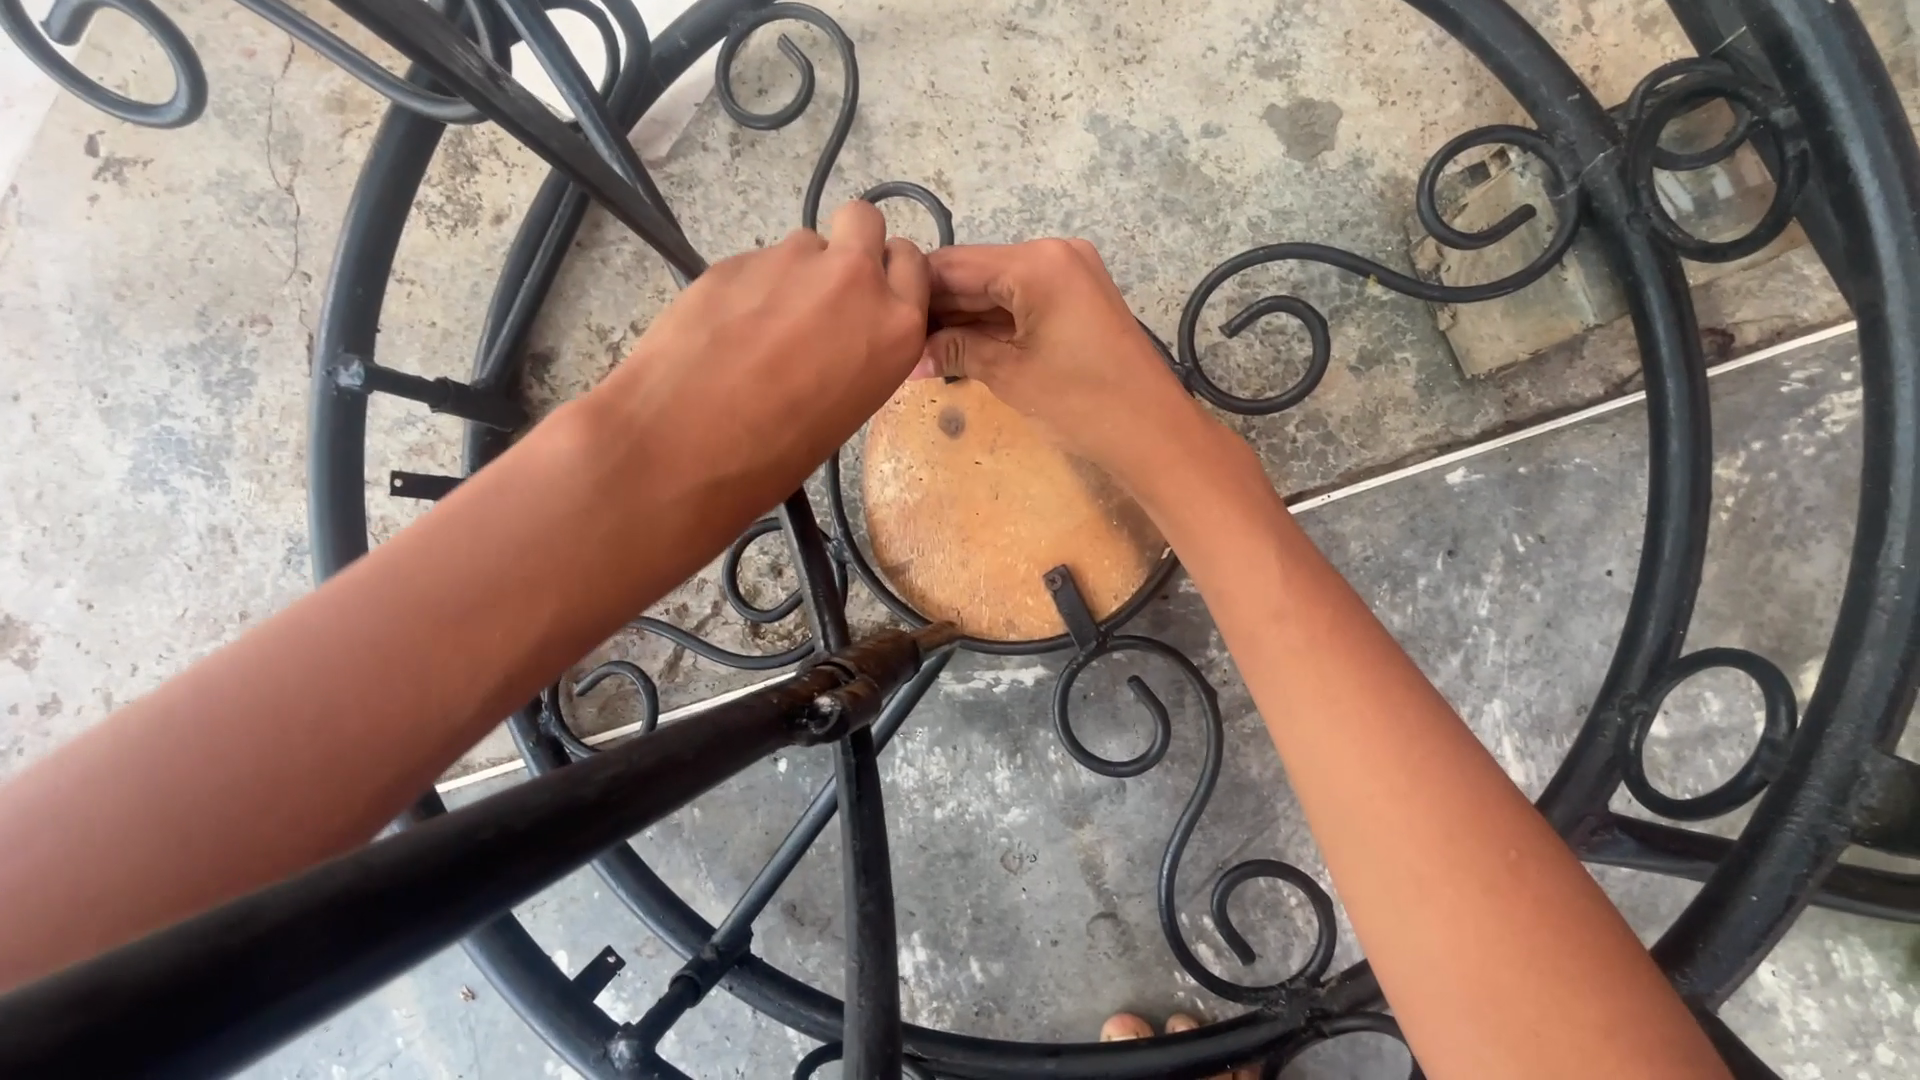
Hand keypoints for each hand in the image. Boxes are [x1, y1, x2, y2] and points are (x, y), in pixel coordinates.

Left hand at [585, 200, 930, 503]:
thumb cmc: (780, 451)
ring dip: (794, 271)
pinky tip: (725, 328)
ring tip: (763, 323)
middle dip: (850, 244)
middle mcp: (854, 280)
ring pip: (806, 242)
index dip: (889, 273)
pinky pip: (757, 261)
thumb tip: (840, 335)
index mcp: (897, 326)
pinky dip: (749, 287)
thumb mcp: (851, 405)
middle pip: (865, 221)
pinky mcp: (737, 258)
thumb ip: (862, 349)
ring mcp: (792, 261)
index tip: (870, 294)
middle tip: (824, 290)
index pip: (911, 263)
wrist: (689, 441)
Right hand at [920, 239, 1205, 480]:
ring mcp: (1070, 274)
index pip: (954, 264)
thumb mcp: (1010, 375)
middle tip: (897, 341)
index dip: (916, 291)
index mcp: (1036, 262)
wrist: (1153, 432)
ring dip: (963, 318)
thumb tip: (912, 355)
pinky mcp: (1078, 299)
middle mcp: (1053, 253)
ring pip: (998, 289)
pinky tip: (958, 346)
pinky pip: (1023, 302)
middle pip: (977, 273)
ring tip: (920, 349)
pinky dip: (994, 324)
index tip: (883, 318)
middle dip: (939, 307)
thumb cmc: (1081, 402)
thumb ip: (957, 352)